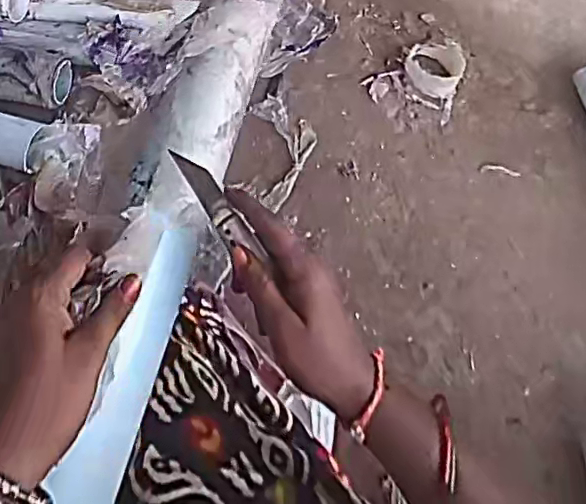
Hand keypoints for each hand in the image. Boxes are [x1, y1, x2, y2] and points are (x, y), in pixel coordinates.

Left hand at [0, 242, 140, 485]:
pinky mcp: (5, 333)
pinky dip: (54, 303)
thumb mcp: (89, 356)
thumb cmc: (45, 409)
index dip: (103, 255)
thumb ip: (112, 311)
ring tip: (97, 304)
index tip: (123, 260)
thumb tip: (131, 282)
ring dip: (71, 286)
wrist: (4, 453)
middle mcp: (18, 296)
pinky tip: (70, 325)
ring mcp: (8, 314)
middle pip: (58, 263)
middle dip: (88, 269)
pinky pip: (32, 301)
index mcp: (40, 294)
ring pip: (45, 282)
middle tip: (116, 283)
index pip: (76, 253)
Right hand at [227, 189, 375, 417]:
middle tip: (233, 279)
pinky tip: (263, 311)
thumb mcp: (281, 326)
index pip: (272, 227)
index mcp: (305, 269)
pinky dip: (267, 285)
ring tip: (248, 301)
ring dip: (256, 274)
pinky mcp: (313, 291)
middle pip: (271, 242)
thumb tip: (239, 252)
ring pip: (274, 261)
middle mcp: (312, 266)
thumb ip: (259, 286)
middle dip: (247, 252)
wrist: (357, 391)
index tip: (228, 193)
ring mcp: (314, 278)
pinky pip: (283, 276)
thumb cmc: (320, 362)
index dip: (248, 208)